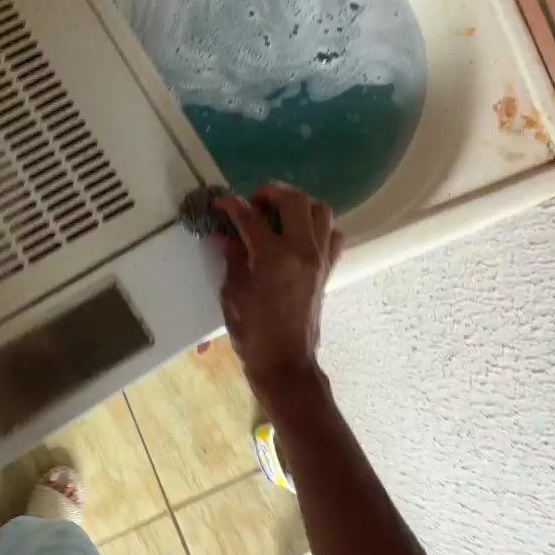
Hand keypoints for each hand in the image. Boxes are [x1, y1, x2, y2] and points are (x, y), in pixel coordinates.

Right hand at [210, 182, 342, 388]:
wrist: (285, 362)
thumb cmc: (253, 332)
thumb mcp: (233, 294)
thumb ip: (232, 259)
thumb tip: (226, 237)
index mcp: (273, 256)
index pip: (251, 217)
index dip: (232, 206)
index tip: (220, 203)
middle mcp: (302, 250)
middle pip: (295, 200)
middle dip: (271, 193)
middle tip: (253, 202)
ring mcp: (320, 258)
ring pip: (321, 211)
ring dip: (299, 205)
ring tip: (279, 214)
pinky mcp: (328, 269)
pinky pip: (333, 235)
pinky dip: (318, 228)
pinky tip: (300, 236)